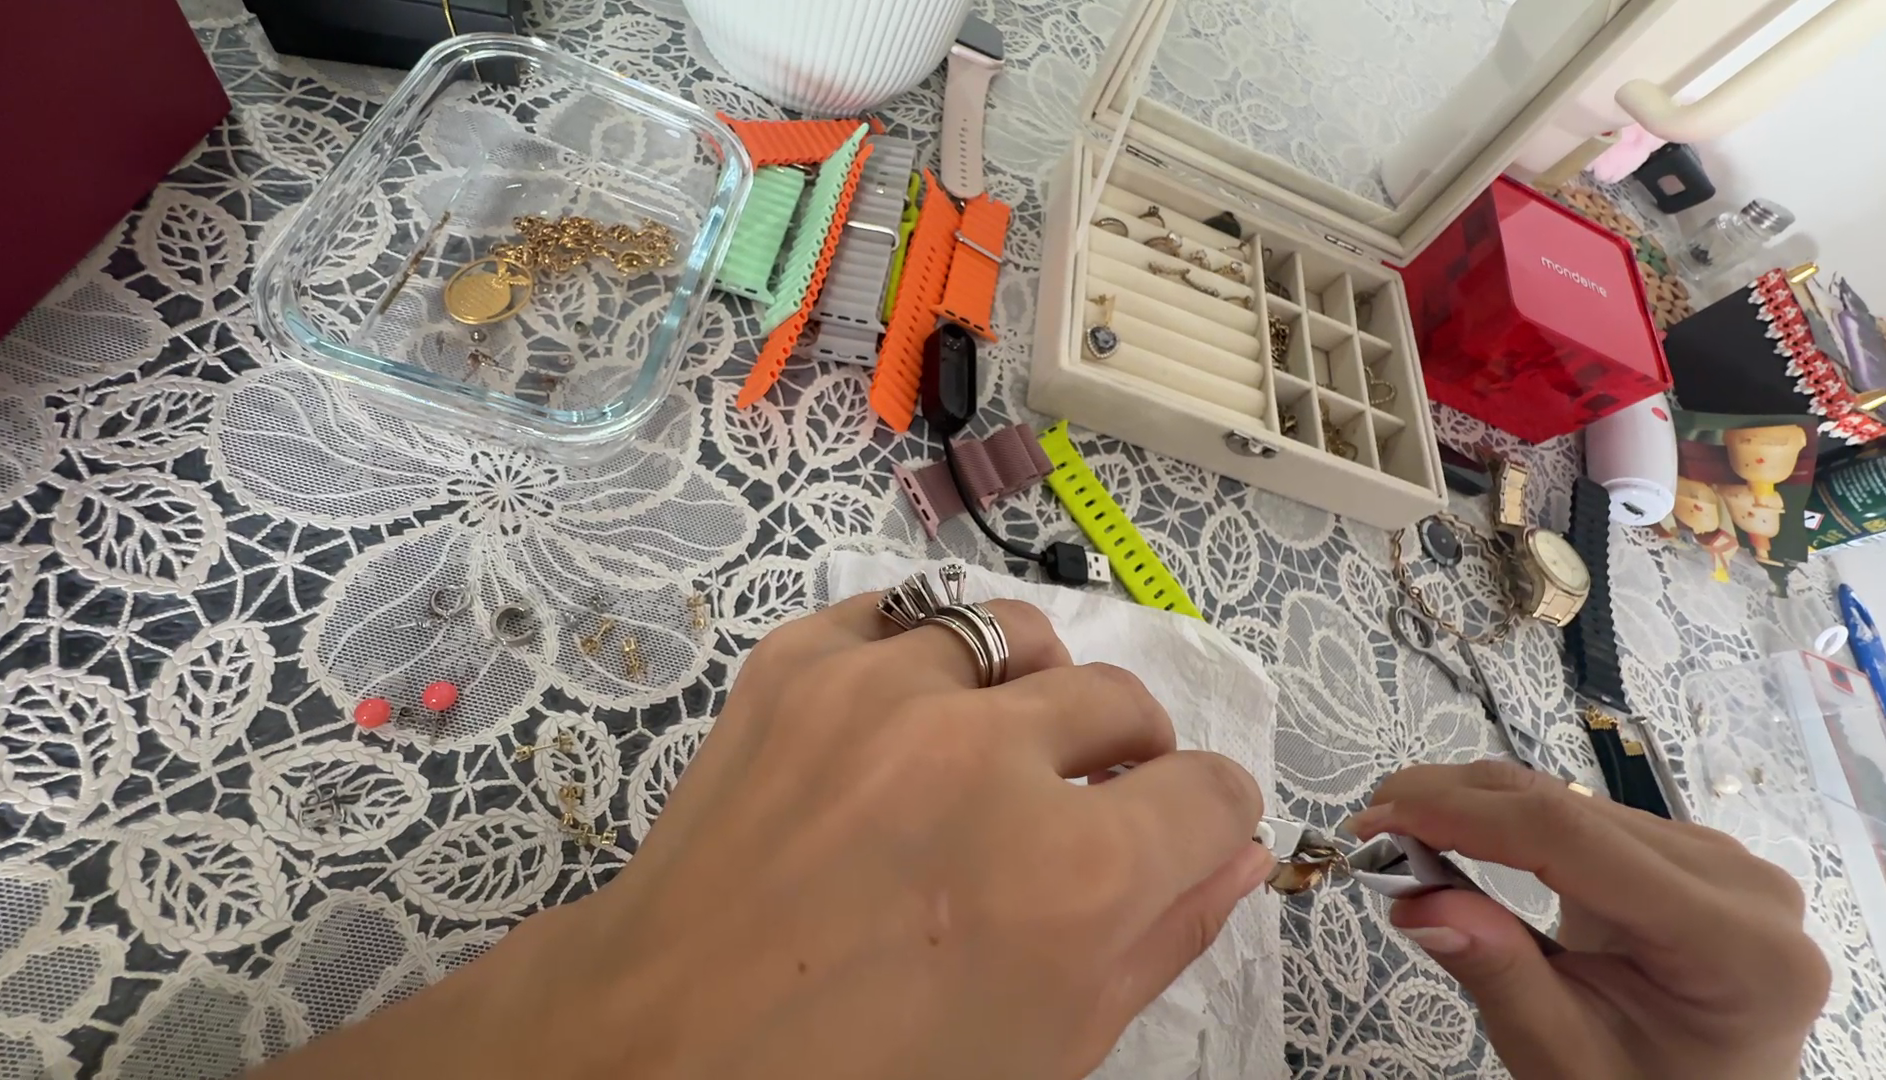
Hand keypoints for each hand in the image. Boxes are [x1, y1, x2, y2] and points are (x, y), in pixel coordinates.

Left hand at [251, 594, 1272, 1079]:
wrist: (673, 1040)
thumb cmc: (876, 1069)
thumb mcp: (1047, 1040)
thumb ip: (1161, 934)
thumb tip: (1236, 845)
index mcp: (1066, 874)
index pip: (1205, 791)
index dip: (1208, 808)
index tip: (1182, 814)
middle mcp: (981, 754)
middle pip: (1120, 699)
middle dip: (1126, 749)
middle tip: (1078, 788)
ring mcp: (880, 689)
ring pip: (1015, 630)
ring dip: (1028, 683)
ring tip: (991, 732)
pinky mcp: (798, 661)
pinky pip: (901, 613)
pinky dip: (920, 655)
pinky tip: (902, 707)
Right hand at [1352, 762, 1828, 1079]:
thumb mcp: (1564, 1056)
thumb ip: (1499, 977)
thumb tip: (1416, 903)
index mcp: (1732, 943)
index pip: (1566, 837)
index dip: (1457, 815)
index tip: (1371, 823)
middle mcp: (1730, 878)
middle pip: (1553, 805)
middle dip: (1442, 801)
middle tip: (1367, 827)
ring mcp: (1704, 851)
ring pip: (1547, 793)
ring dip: (1457, 801)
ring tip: (1397, 832)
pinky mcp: (1669, 841)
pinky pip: (1559, 805)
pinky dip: (1487, 812)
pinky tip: (1448, 829)